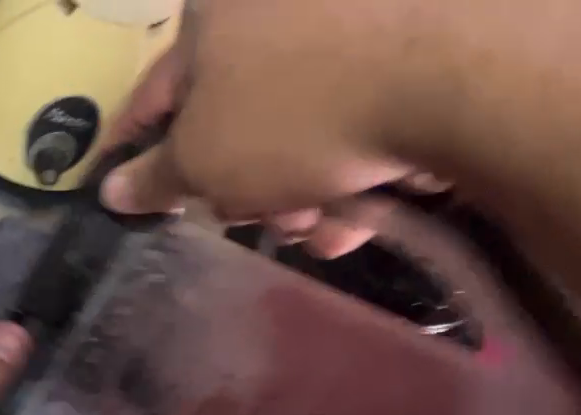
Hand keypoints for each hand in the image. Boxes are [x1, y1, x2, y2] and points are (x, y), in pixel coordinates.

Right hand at [102, 0, 443, 255]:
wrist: (468, 66)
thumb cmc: (296, 112)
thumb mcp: (202, 161)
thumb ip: (152, 179)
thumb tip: (112, 190)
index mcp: (214, 16)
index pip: (150, 99)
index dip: (131, 154)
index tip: (122, 194)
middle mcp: (278, 7)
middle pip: (234, 122)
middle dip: (242, 188)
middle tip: (254, 223)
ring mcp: (350, 22)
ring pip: (298, 131)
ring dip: (300, 194)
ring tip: (325, 228)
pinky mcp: (411, 41)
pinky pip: (356, 118)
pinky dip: (354, 169)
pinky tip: (365, 210)